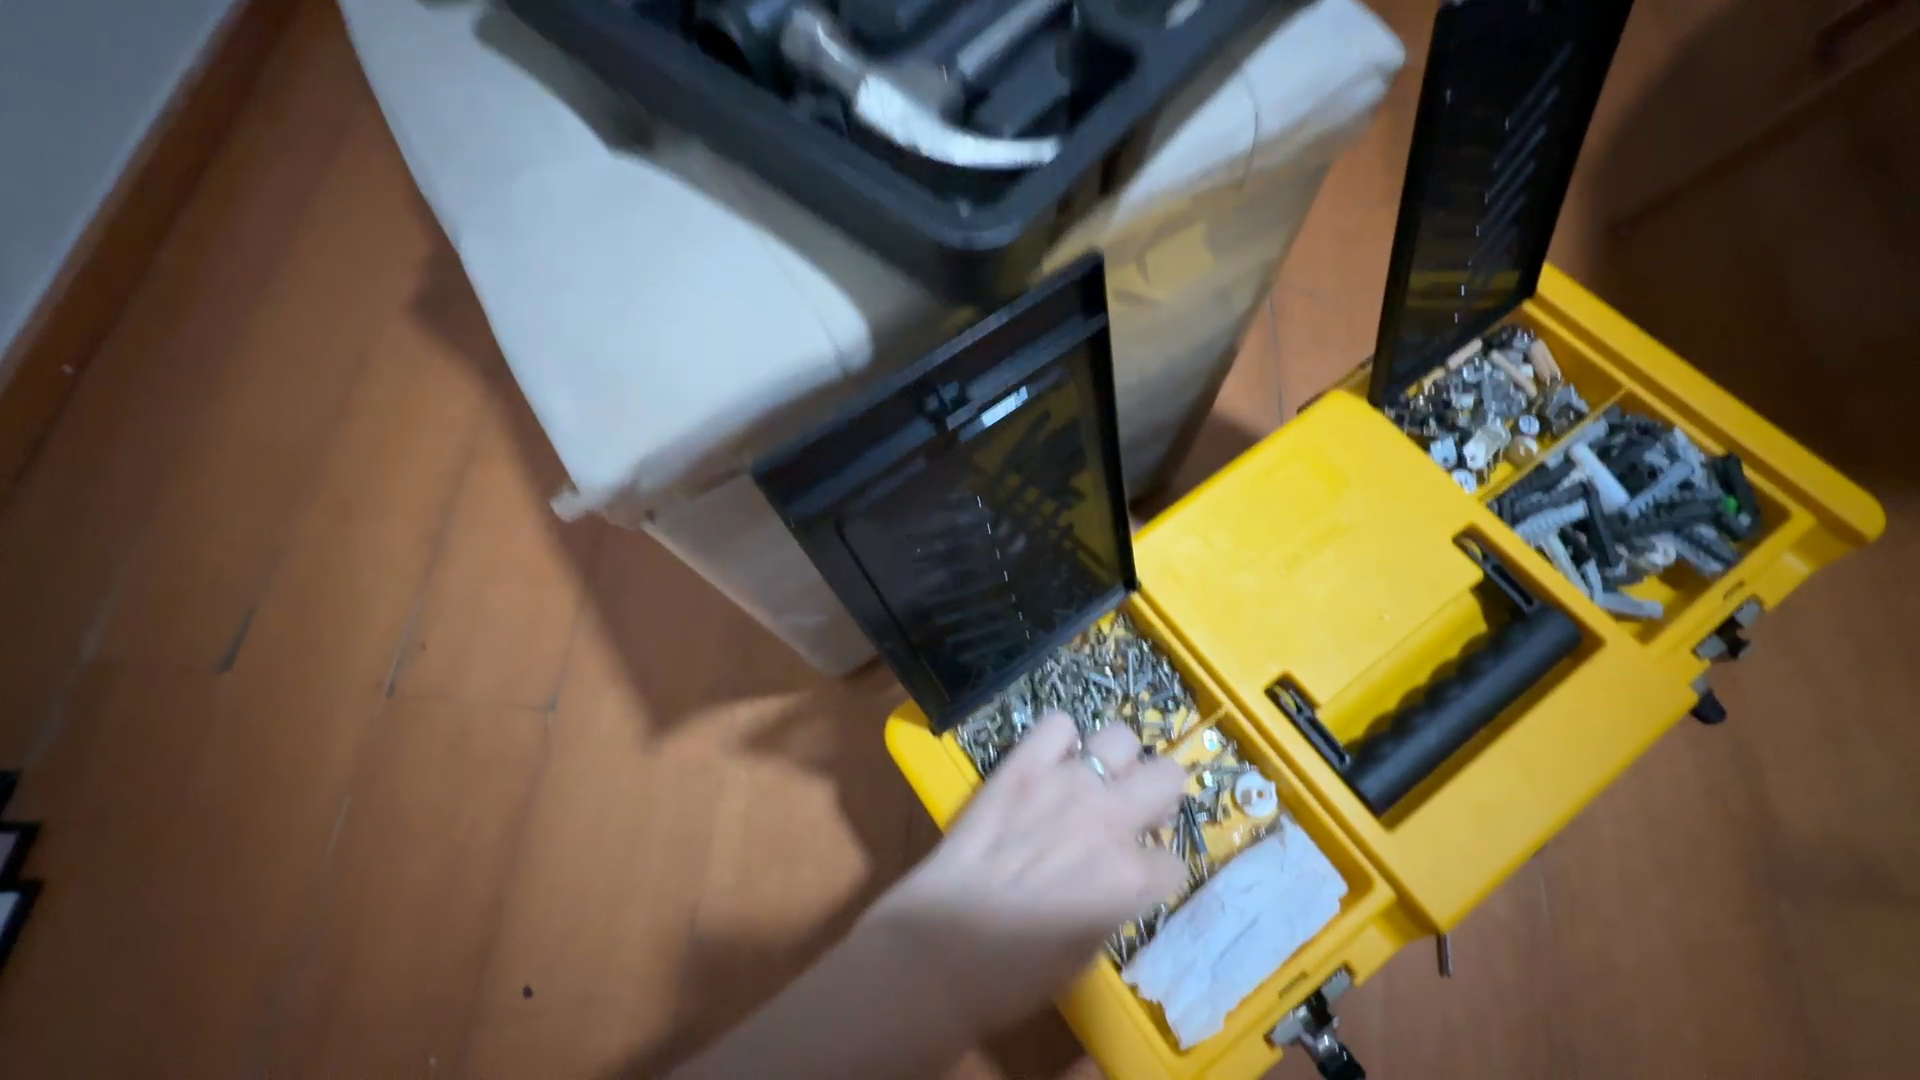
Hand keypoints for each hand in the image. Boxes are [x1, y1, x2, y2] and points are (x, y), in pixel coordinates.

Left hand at [864, 710, 1187, 1033]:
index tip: (1135, 881)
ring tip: (1093, 785)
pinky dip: (1060, 741)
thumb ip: (1115, 901)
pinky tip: (1050, 765)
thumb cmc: (1015, 971)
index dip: (1155, 874)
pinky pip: (1056, 725)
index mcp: (1131, 878)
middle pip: (1169, 775)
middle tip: (1133, 817)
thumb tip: (1118, 878)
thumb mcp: (1088, 949)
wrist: (940, 947)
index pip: (1172, 862)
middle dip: (1159, 798)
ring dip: (1115, 762)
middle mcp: (1108, 820)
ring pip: (1120, 738)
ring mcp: (1065, 784)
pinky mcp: (1021, 765)